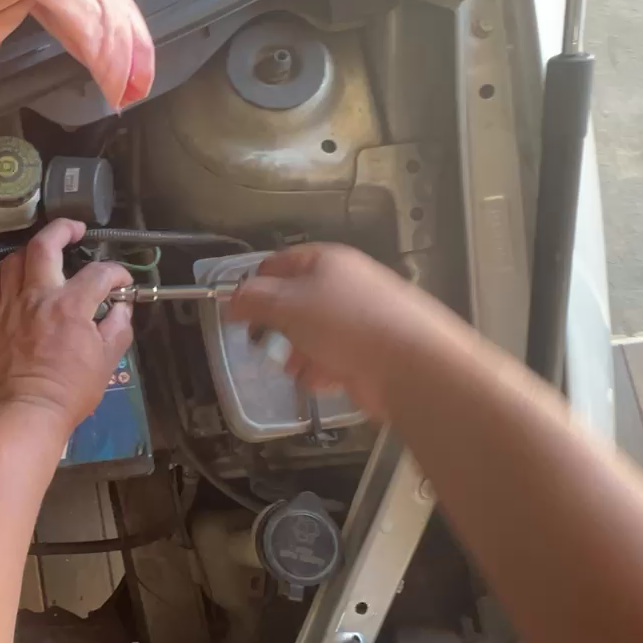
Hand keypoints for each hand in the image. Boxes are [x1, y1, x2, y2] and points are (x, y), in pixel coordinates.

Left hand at [0, 220, 133, 430]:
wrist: (27, 411)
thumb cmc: (71, 391)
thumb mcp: (107, 361)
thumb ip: (118, 327)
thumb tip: (121, 308)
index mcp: (71, 305)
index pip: (99, 273)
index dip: (116, 273)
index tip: (122, 282)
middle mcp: (37, 296)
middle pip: (45, 245)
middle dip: (63, 229)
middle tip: (76, 230)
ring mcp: (9, 305)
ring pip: (14, 259)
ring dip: (31, 251)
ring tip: (43, 255)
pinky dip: (1, 272)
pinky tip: (10, 274)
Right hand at [226, 243, 476, 416]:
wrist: (412, 366)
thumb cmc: (343, 324)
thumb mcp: (286, 304)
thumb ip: (252, 299)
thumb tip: (231, 299)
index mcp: (327, 262)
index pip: (279, 263)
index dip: (255, 283)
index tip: (237, 308)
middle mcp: (345, 285)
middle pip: (295, 301)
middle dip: (277, 324)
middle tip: (261, 339)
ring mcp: (361, 320)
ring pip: (312, 333)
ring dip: (297, 352)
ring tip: (295, 367)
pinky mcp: (371, 352)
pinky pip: (333, 357)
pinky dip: (322, 369)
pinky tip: (321, 379)